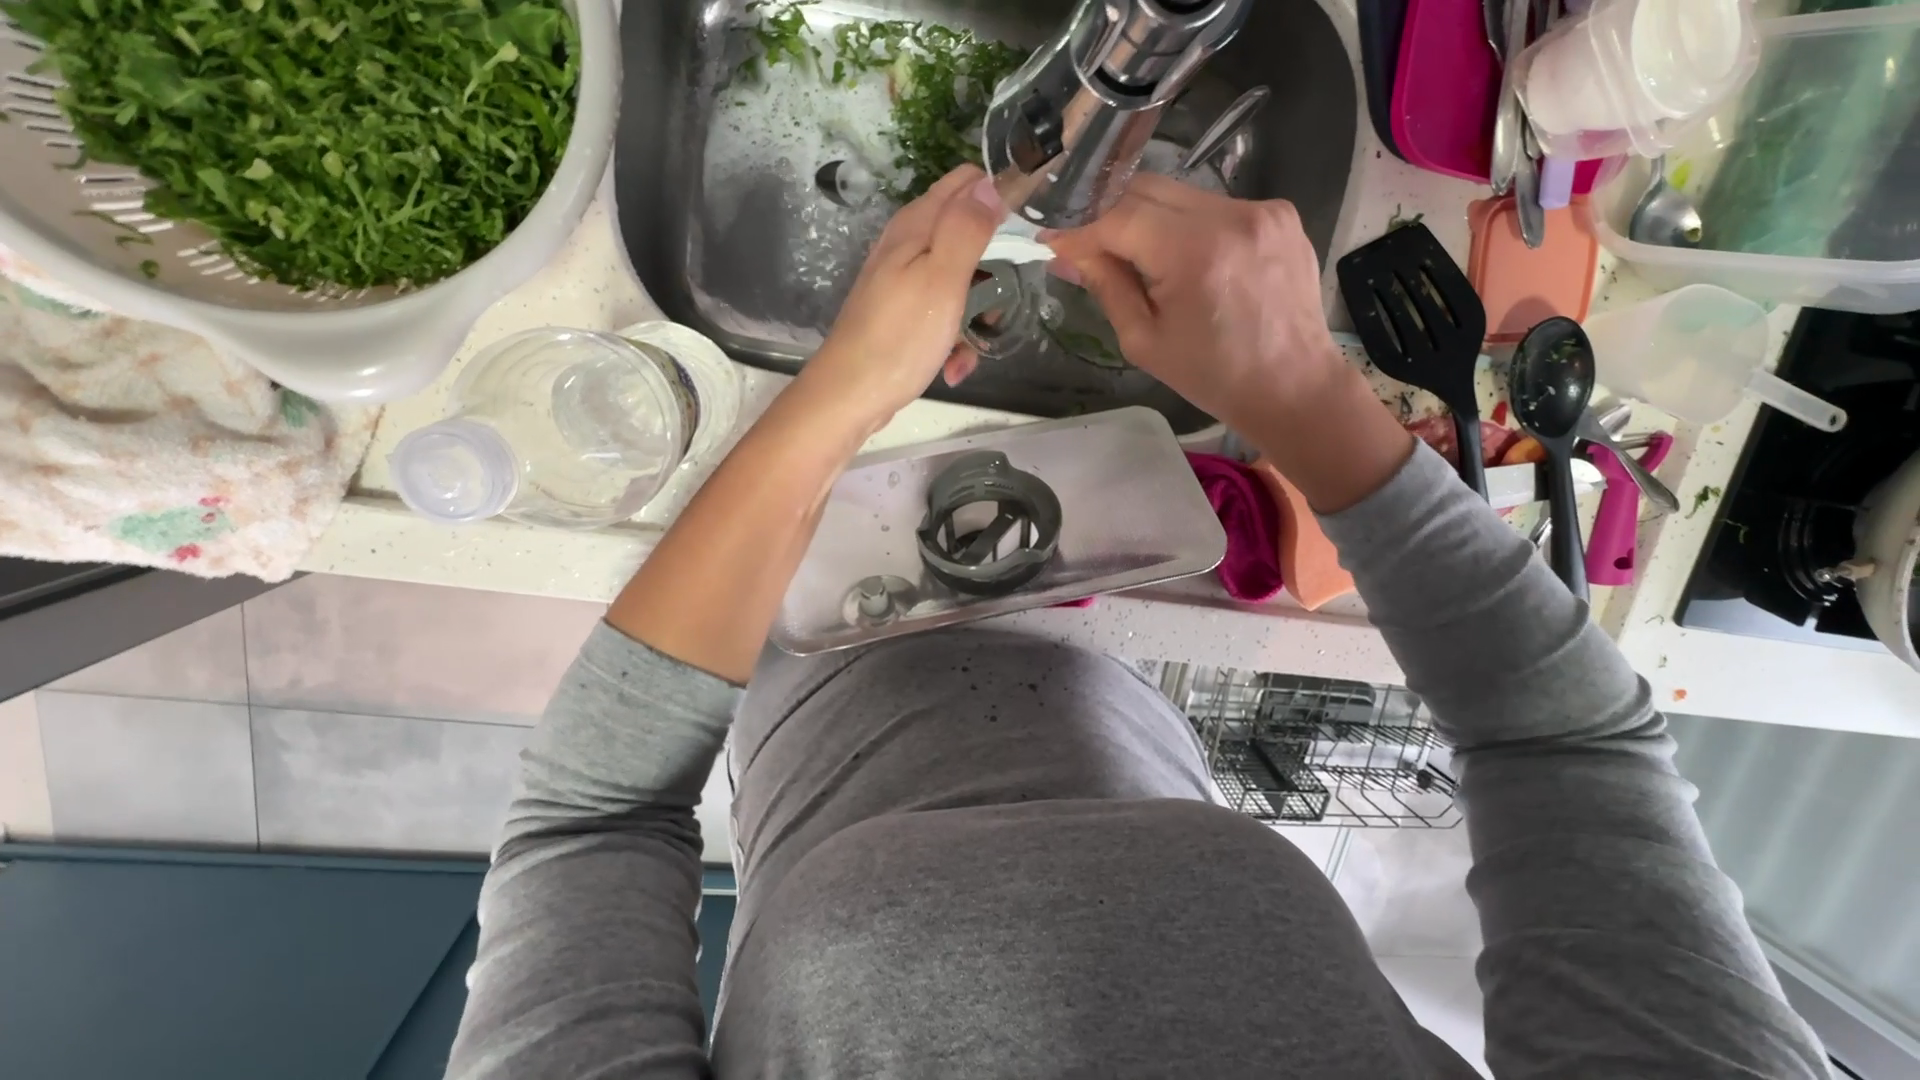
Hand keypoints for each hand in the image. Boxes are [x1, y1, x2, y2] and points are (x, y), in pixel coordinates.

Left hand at [802, 165, 1006, 430]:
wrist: (850, 396)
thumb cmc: (899, 339)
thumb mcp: (942, 278)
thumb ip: (967, 228)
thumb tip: (991, 183)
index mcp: (916, 225)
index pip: (966, 183)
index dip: (1000, 200)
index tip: (1024, 239)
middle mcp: (906, 245)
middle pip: (968, 236)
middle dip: (993, 268)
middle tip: (1000, 301)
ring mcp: (901, 282)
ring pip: (959, 283)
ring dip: (975, 314)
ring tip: (973, 343)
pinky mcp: (900, 316)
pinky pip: (941, 316)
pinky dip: (953, 339)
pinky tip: (952, 365)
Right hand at [1043, 173, 1345, 433]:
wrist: (1293, 385)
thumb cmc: (1214, 376)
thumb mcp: (1144, 341)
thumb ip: (1106, 286)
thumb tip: (1068, 254)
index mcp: (1194, 253)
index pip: (1119, 215)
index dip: (1080, 226)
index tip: (1051, 239)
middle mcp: (1230, 216)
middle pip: (1148, 189)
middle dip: (1109, 214)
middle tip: (1084, 243)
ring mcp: (1261, 209)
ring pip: (1181, 195)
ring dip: (1148, 219)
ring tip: (1134, 256)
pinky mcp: (1279, 214)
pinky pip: (1214, 207)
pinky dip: (1188, 226)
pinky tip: (1185, 260)